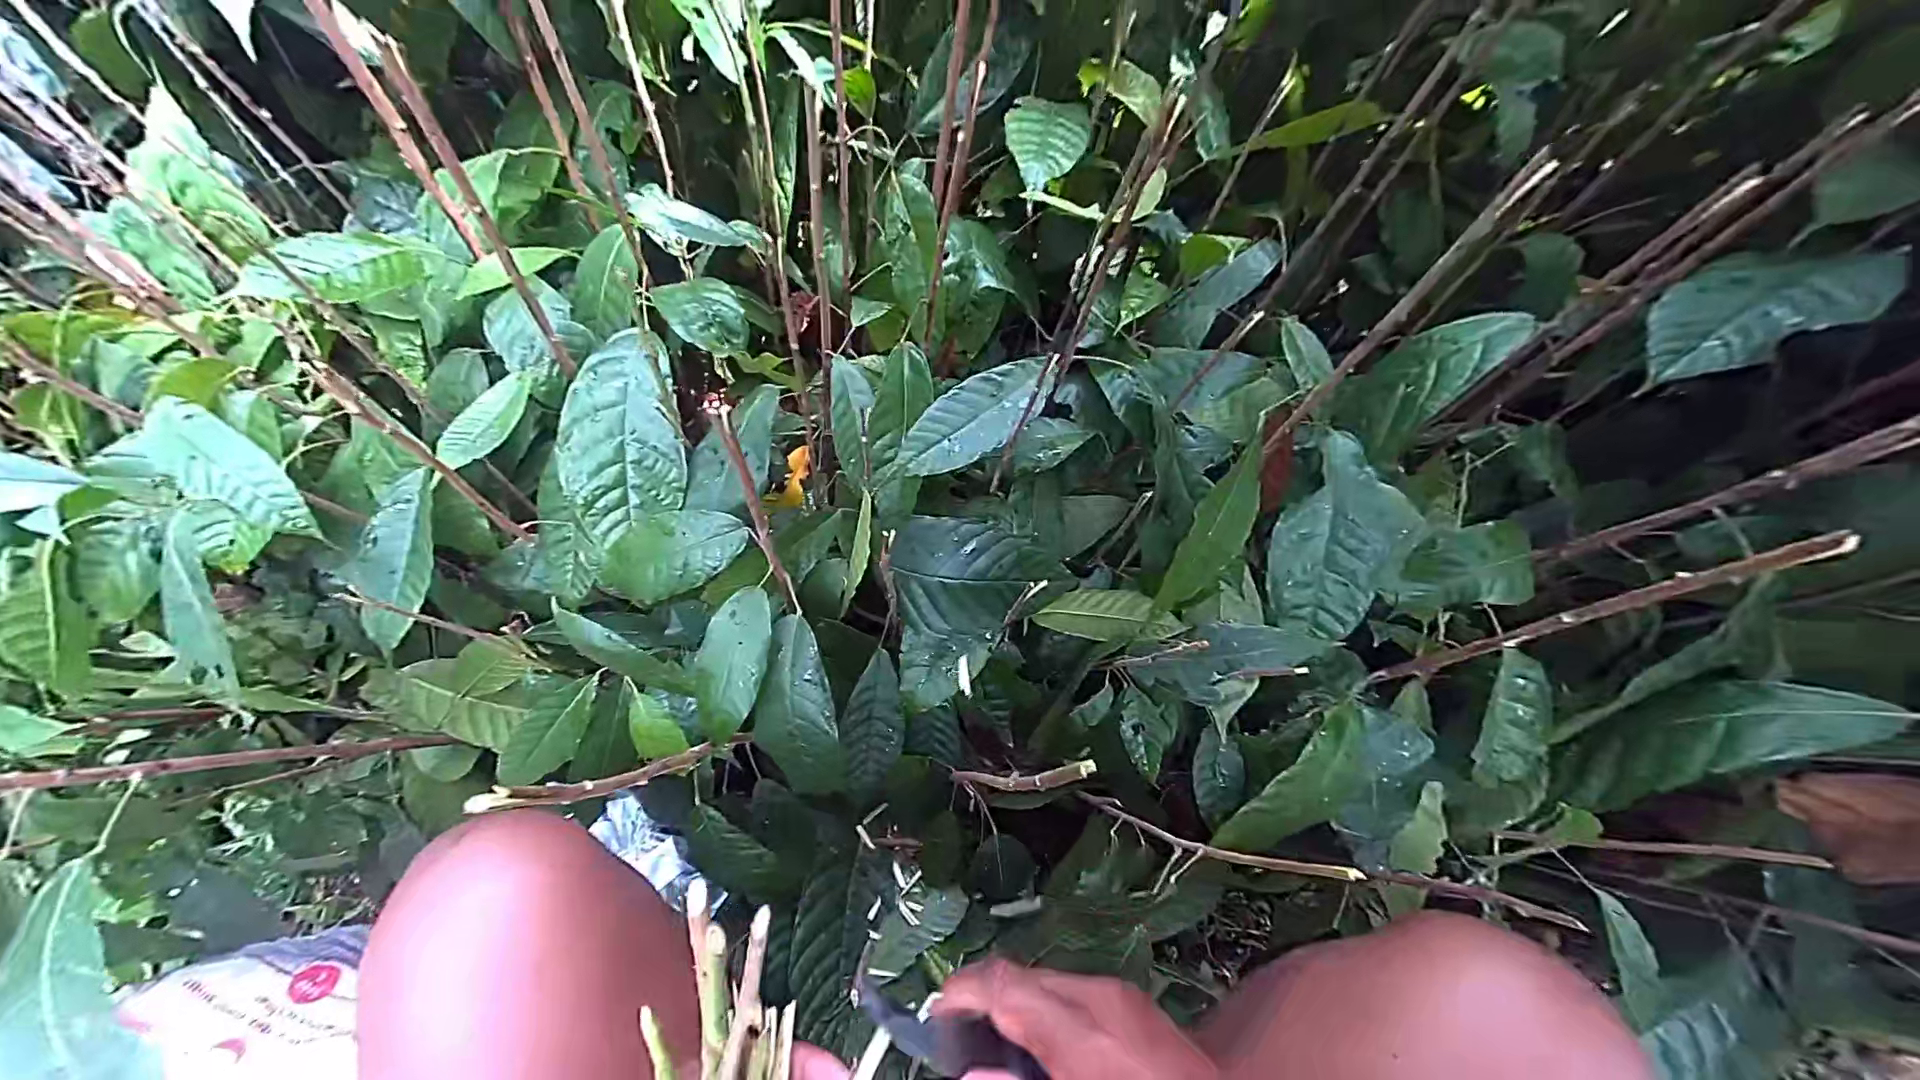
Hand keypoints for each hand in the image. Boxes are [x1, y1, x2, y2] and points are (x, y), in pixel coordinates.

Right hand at [933, 957, 1218, 1079]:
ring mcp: (1120, 995)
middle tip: (965, 1040)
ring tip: (1006, 1048)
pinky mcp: (1135, 1003)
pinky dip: (1051, 1012)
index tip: (938, 1010)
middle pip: (1022, 977)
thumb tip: (971, 1074)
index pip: (1002, 983)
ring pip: (1048, 982)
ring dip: (1020, 1006)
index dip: (962, 990)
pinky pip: (1076, 994)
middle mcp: (1098, 996)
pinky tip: (1052, 1049)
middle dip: (988, 1000)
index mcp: (1079, 1029)